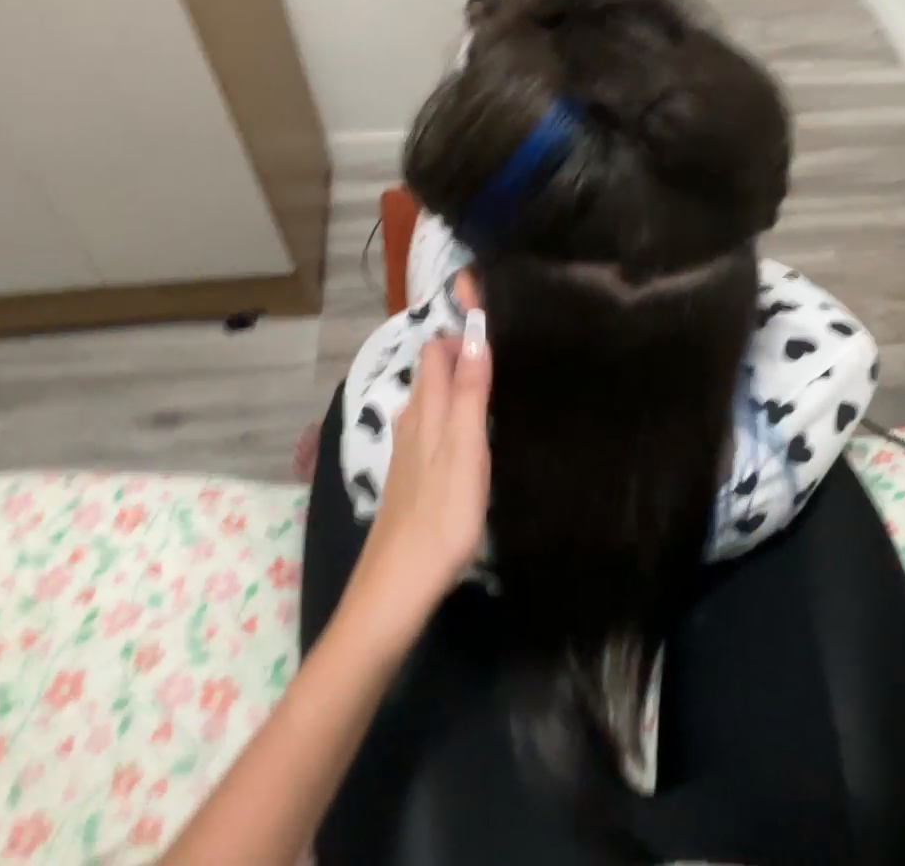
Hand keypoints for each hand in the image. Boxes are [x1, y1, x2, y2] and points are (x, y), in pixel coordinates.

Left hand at [349, 318, 492, 620]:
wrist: (400, 582)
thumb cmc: (441, 516)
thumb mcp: (467, 451)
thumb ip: (471, 395)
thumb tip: (475, 336)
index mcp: (426, 411)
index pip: (435, 351)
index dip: (459, 331)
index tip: (495, 323)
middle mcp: (412, 423)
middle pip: (430, 374)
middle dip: (459, 355)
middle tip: (504, 356)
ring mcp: (407, 452)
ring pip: (430, 403)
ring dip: (456, 387)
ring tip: (495, 389)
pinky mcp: (410, 478)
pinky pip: (430, 430)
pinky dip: (450, 418)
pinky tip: (469, 438)